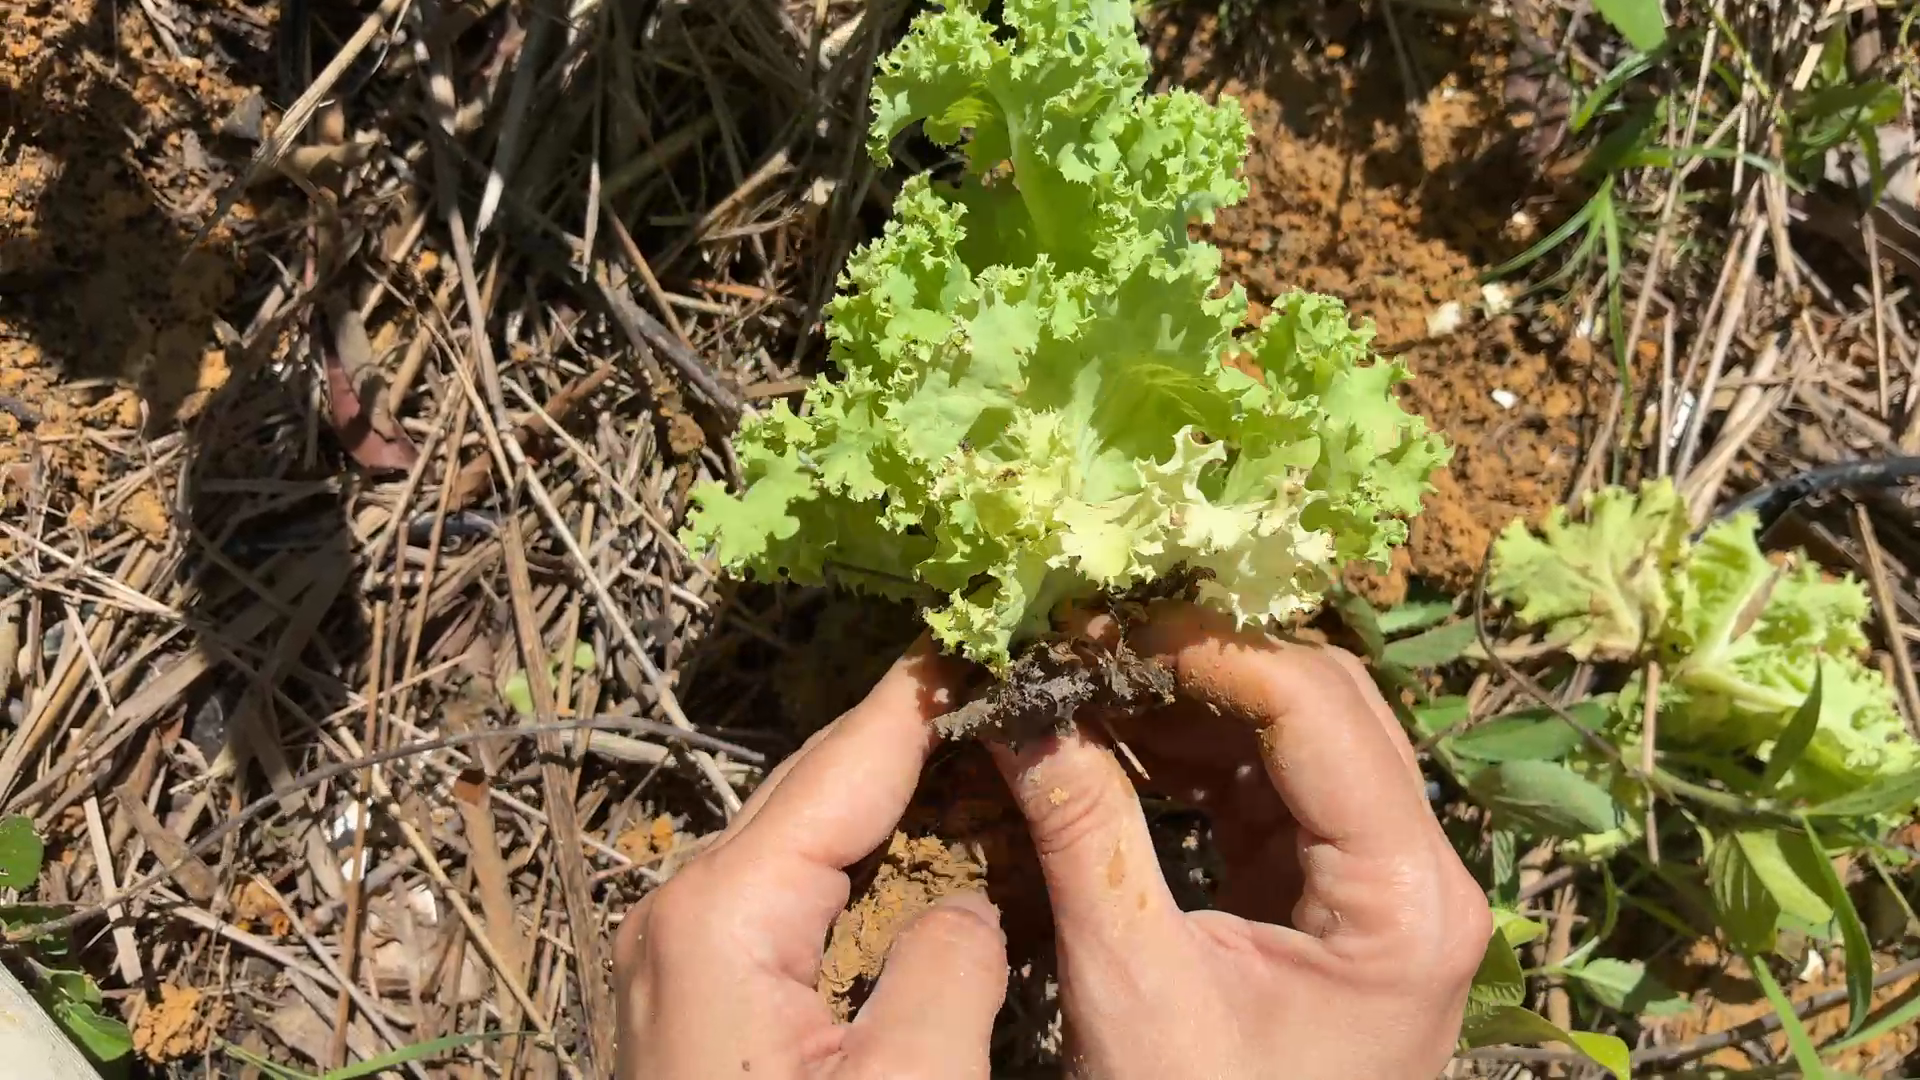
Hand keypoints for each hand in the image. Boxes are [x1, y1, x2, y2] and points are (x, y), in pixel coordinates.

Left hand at [613, 638, 1007, 1078]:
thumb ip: (952, 968)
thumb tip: (964, 905)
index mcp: (724, 912)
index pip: (846, 762)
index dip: (916, 695)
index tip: (968, 636)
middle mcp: (685, 907)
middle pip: (816, 780)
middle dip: (902, 730)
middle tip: (982, 688)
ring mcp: (681, 943)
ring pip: (802, 825)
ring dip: (882, 786)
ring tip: (958, 747)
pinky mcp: (698, 979)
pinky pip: (792, 877)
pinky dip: (856, 846)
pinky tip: (903, 839)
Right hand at [989, 602, 1489, 1078]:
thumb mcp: (1132, 991)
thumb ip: (1081, 834)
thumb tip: (1016, 709)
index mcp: (1401, 893)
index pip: (1314, 704)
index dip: (1206, 648)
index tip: (1101, 631)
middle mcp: (1409, 859)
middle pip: (1314, 694)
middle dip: (1196, 656)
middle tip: (1090, 645)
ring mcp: (1368, 862)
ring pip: (1283, 720)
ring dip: (1182, 692)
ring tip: (1088, 681)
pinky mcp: (1318, 870)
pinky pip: (1253, 768)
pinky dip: (1180, 740)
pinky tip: (1112, 734)